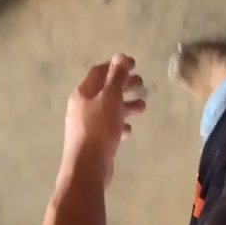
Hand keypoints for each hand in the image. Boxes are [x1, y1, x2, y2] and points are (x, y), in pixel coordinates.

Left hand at [61, 54, 146, 184]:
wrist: (87, 169)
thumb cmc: (99, 128)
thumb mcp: (110, 97)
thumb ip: (116, 77)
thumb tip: (120, 56)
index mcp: (83, 93)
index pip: (99, 71)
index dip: (116, 66)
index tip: (135, 65)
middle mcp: (82, 107)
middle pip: (105, 89)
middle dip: (124, 85)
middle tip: (141, 84)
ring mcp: (86, 125)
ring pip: (108, 108)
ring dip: (125, 105)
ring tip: (143, 108)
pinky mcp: (92, 141)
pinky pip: (107, 127)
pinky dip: (119, 124)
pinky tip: (129, 130)